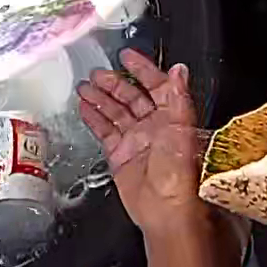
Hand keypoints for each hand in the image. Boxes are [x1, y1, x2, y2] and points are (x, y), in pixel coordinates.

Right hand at [77, 49, 209, 240]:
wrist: (168, 210)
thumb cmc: (181, 172)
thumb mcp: (182, 127)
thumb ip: (178, 96)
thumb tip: (180, 69)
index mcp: (172, 115)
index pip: (156, 84)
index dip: (142, 69)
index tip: (127, 55)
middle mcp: (155, 126)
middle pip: (131, 96)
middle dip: (114, 82)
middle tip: (97, 72)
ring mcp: (136, 140)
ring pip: (115, 111)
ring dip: (100, 97)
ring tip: (84, 85)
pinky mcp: (121, 156)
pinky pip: (105, 131)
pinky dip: (94, 117)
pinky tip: (84, 106)